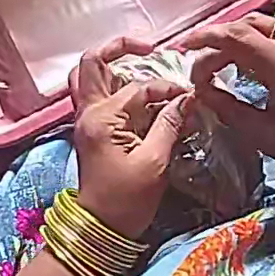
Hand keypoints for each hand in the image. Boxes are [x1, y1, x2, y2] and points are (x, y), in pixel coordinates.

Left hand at [69, 40, 194, 237]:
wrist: (100, 228)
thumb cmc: (127, 199)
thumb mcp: (155, 162)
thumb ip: (169, 125)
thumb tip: (187, 98)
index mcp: (101, 119)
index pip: (137, 87)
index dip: (166, 88)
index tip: (189, 97)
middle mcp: (87, 113)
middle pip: (91, 63)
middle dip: (118, 48)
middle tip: (147, 47)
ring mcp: (85, 120)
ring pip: (89, 77)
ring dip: (112, 66)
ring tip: (142, 67)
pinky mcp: (91, 130)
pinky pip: (96, 95)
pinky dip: (114, 86)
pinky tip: (138, 93)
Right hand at [181, 15, 274, 186]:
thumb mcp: (264, 133)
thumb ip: (228, 107)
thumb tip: (202, 91)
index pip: (235, 36)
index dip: (204, 38)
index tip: (184, 51)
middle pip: (246, 25)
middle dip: (217, 40)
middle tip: (200, 66)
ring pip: (263, 26)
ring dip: (235, 39)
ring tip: (217, 63)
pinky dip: (255, 43)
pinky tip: (245, 64)